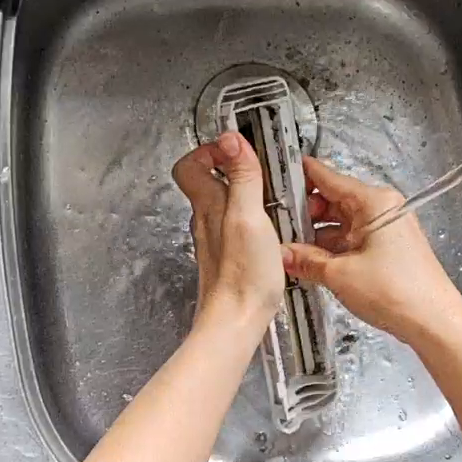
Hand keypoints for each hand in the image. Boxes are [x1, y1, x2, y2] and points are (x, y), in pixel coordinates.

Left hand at [172, 132, 285, 336]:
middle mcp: (207, 221)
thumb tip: (230, 139)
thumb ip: (242, 178)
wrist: (237, 322)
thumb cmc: (244, 276)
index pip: (189, 166)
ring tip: (271, 196)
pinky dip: (252, 219)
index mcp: (208, 206)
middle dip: (232, 168)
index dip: (209, 151)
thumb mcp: (248, 216)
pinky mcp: (229, 258)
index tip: (237, 149)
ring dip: (245, 193)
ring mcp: (217, 241)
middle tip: (260, 169)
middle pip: (208, 183)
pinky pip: (235, 227)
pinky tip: (271, 228)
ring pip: (223, 205)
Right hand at [282, 157, 461, 345]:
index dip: (301, 177)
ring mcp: (385, 229)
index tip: (276, 178)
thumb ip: (305, 260)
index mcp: (373, 202)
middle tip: (278, 228)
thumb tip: (280, 254)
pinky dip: (332, 249)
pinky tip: (312, 262)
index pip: (329, 178)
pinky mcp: (387, 248)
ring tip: (290, 250)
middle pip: (333, 200)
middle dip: (305, 214)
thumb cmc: (395, 291)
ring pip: (340, 223)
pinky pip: (352, 240)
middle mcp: (381, 209)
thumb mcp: (339, 274)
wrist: (434, 321)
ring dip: (317, 236)